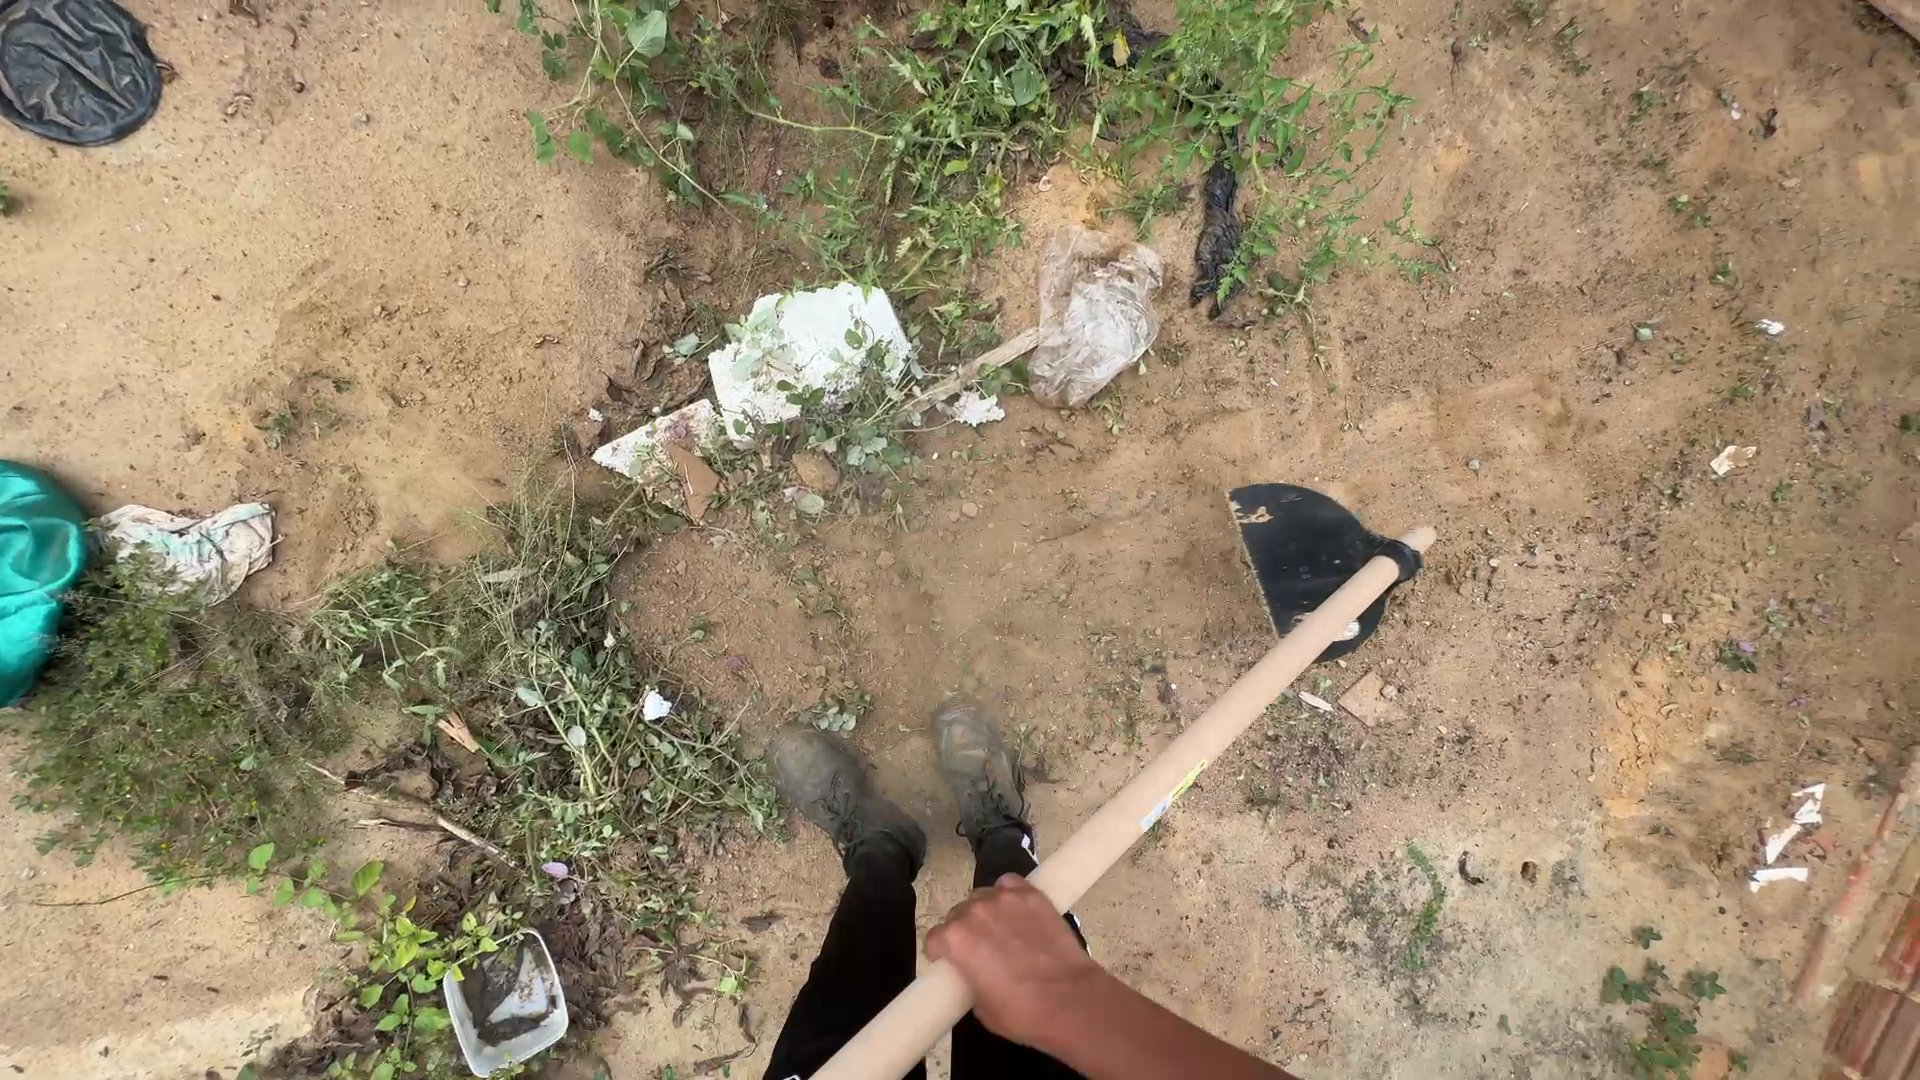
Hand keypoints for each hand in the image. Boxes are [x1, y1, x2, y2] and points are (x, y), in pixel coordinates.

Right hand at [925, 873, 1105, 1048]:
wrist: (1069, 999)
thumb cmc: (1022, 1012)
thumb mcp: (981, 1008)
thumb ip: (969, 979)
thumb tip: (974, 971)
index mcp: (955, 939)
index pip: (934, 937)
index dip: (940, 952)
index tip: (950, 962)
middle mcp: (975, 911)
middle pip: (958, 914)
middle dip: (963, 930)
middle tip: (980, 950)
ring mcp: (1004, 898)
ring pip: (983, 897)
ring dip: (986, 912)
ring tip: (1002, 930)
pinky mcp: (1030, 893)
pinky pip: (1009, 884)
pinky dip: (1008, 894)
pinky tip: (1016, 911)